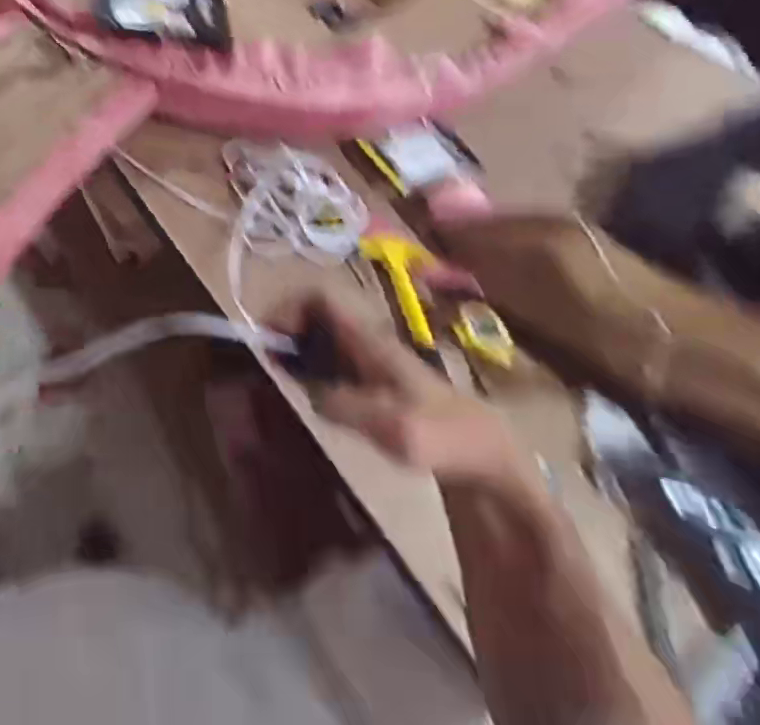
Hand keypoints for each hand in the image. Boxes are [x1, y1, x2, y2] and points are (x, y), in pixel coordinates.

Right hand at [276, 294, 531, 491]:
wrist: (490, 460)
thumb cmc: (445, 439)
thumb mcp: (391, 428)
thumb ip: (343, 406)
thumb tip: (310, 393)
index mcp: (370, 342)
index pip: (320, 298)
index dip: (287, 307)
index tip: (269, 339)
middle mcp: (368, 342)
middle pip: (315, 315)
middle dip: (287, 332)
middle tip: (270, 366)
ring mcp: (374, 361)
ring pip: (322, 338)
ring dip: (298, 353)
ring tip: (285, 383)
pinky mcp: (378, 383)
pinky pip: (333, 364)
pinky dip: (313, 372)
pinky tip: (314, 400)